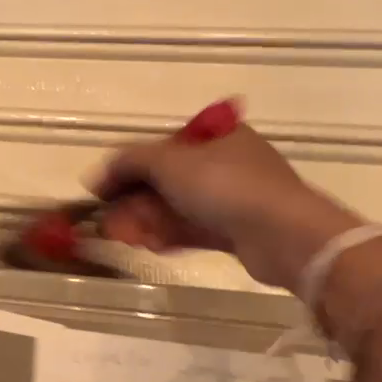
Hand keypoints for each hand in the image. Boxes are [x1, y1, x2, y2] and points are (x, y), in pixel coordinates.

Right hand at [93, 113, 361, 290]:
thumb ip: (127, 161)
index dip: (127, 167)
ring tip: (121, 237)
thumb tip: (97, 174)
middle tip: (107, 221)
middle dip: (131, 201)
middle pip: (164, 180)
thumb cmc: (224, 185)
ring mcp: (233, 198)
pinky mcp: (236, 230)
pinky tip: (148, 245)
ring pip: (175, 206)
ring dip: (143, 220)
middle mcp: (226, 162)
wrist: (284, 236)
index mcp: (216, 136)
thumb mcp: (166, 162)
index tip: (102, 189)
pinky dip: (167, 234)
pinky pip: (191, 228)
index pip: (160, 147)